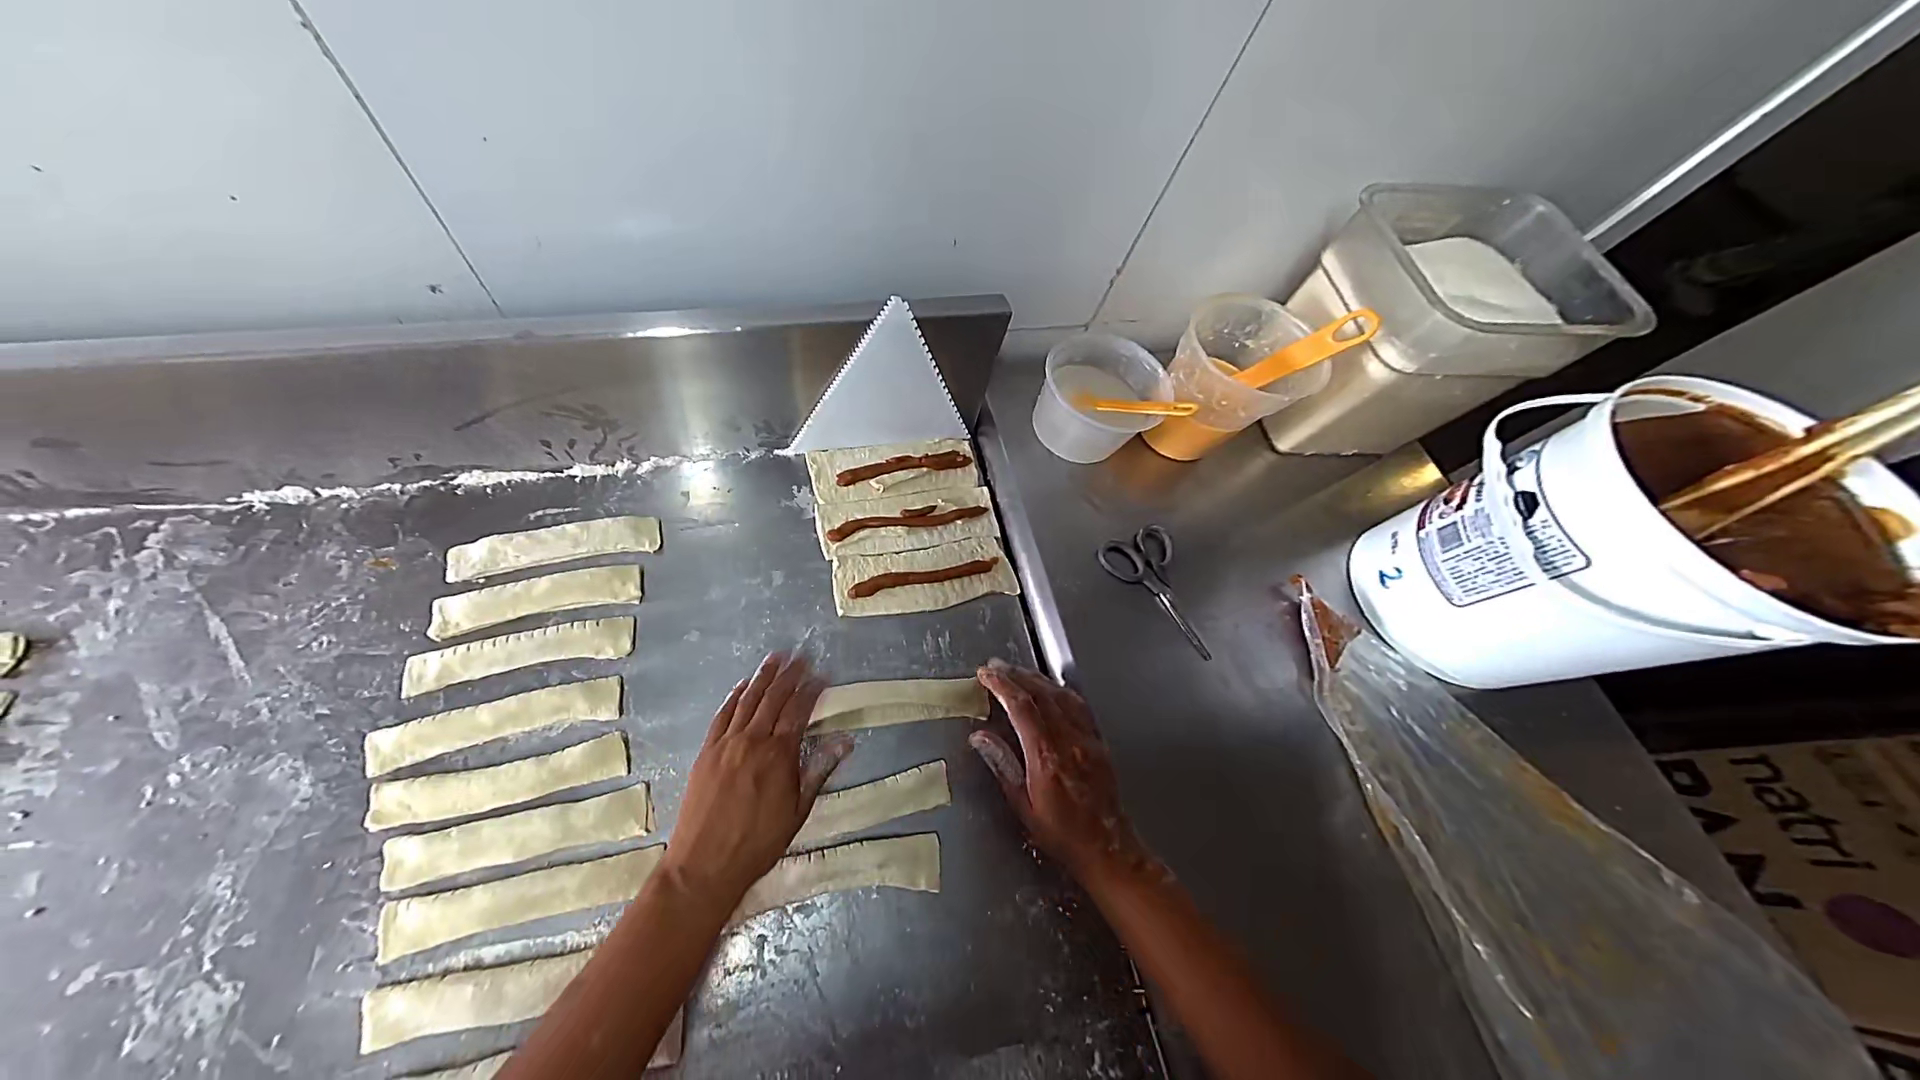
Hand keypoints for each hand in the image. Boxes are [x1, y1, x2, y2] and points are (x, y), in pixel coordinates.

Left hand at [661, 652, 852, 905]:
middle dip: (789, 675)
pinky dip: (733, 698)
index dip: (811, 690)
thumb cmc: (759, 842)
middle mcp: (752, 741)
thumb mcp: (799, 810)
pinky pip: (722, 716)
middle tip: (800, 656)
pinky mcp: (706, 752)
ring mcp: (726, 744)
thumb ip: (820, 769)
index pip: (799, 711)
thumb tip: (846, 741)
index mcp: (779, 754)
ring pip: (747, 701)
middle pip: (773, 699)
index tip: (822, 675)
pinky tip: (741, 687)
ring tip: (774, 659)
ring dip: (762, 678)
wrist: (704, 865)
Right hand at [970, 659, 1159, 887]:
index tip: (986, 675)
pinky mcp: (1099, 742)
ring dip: (1037, 679)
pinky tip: (1051, 688)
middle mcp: (1069, 742)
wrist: (1107, 849)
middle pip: (1041, 694)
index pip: (1022, 708)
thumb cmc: (1063, 835)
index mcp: (1047, 758)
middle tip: (996, 667)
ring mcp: (1087, 740)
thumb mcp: (1023, 806)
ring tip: (1018, 672)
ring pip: (1062, 695)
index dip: (1002, 686)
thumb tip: (981, 738)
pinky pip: (1080, 706)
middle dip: (1016, 675)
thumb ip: (1003, 766)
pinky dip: (1061, 691)